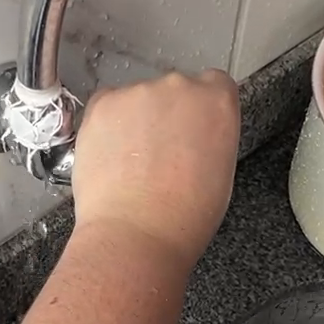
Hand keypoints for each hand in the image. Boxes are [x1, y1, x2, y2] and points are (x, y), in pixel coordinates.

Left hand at [71, 70, 239, 272]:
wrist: (137, 237)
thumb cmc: (181, 222)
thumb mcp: (219, 177)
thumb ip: (210, 142)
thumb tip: (194, 140)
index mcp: (219, 105)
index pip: (213, 86)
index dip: (199, 113)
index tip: (190, 132)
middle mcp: (181, 88)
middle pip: (173, 91)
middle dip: (165, 118)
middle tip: (158, 161)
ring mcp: (139, 93)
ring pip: (137, 101)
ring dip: (134, 124)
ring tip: (131, 170)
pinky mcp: (104, 105)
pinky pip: (106, 108)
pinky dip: (106, 130)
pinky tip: (112, 164)